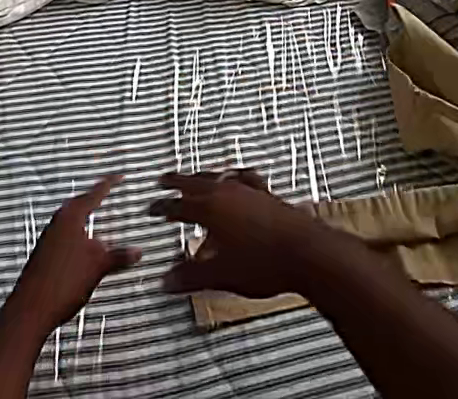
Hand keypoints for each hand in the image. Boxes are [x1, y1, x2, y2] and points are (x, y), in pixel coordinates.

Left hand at [7, 175, 140, 332]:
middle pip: (78, 203)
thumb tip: (138, 251)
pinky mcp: (43, 255)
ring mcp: (47, 239)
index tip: (119, 176)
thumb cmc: (64, 282)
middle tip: (107, 192)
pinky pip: (64, 234)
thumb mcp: (98, 266)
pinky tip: (83, 246)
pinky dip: (77, 234)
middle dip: (93, 198)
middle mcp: (57, 223)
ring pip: (70, 220)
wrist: (30, 312)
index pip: (94, 193)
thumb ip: (119, 256)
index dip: (108, 184)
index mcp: (71, 217)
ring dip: (84, 217)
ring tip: (97, 218)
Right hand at [148, 170, 361, 299]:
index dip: (162, 207)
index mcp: (211, 209)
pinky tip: (237, 177)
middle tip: (164, 179)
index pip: (178, 206)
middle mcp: (228, 192)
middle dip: (178, 182)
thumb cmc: (264, 263)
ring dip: (204, 176)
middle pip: (196, 182)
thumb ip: (190, 275)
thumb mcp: (221, 275)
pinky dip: (234, 176)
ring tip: (195, 177)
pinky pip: (244, 178)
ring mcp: (249, 190)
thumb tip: (164, 281)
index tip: (151, 207)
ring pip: (219, 176)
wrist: (306, 253)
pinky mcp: (266, 194)